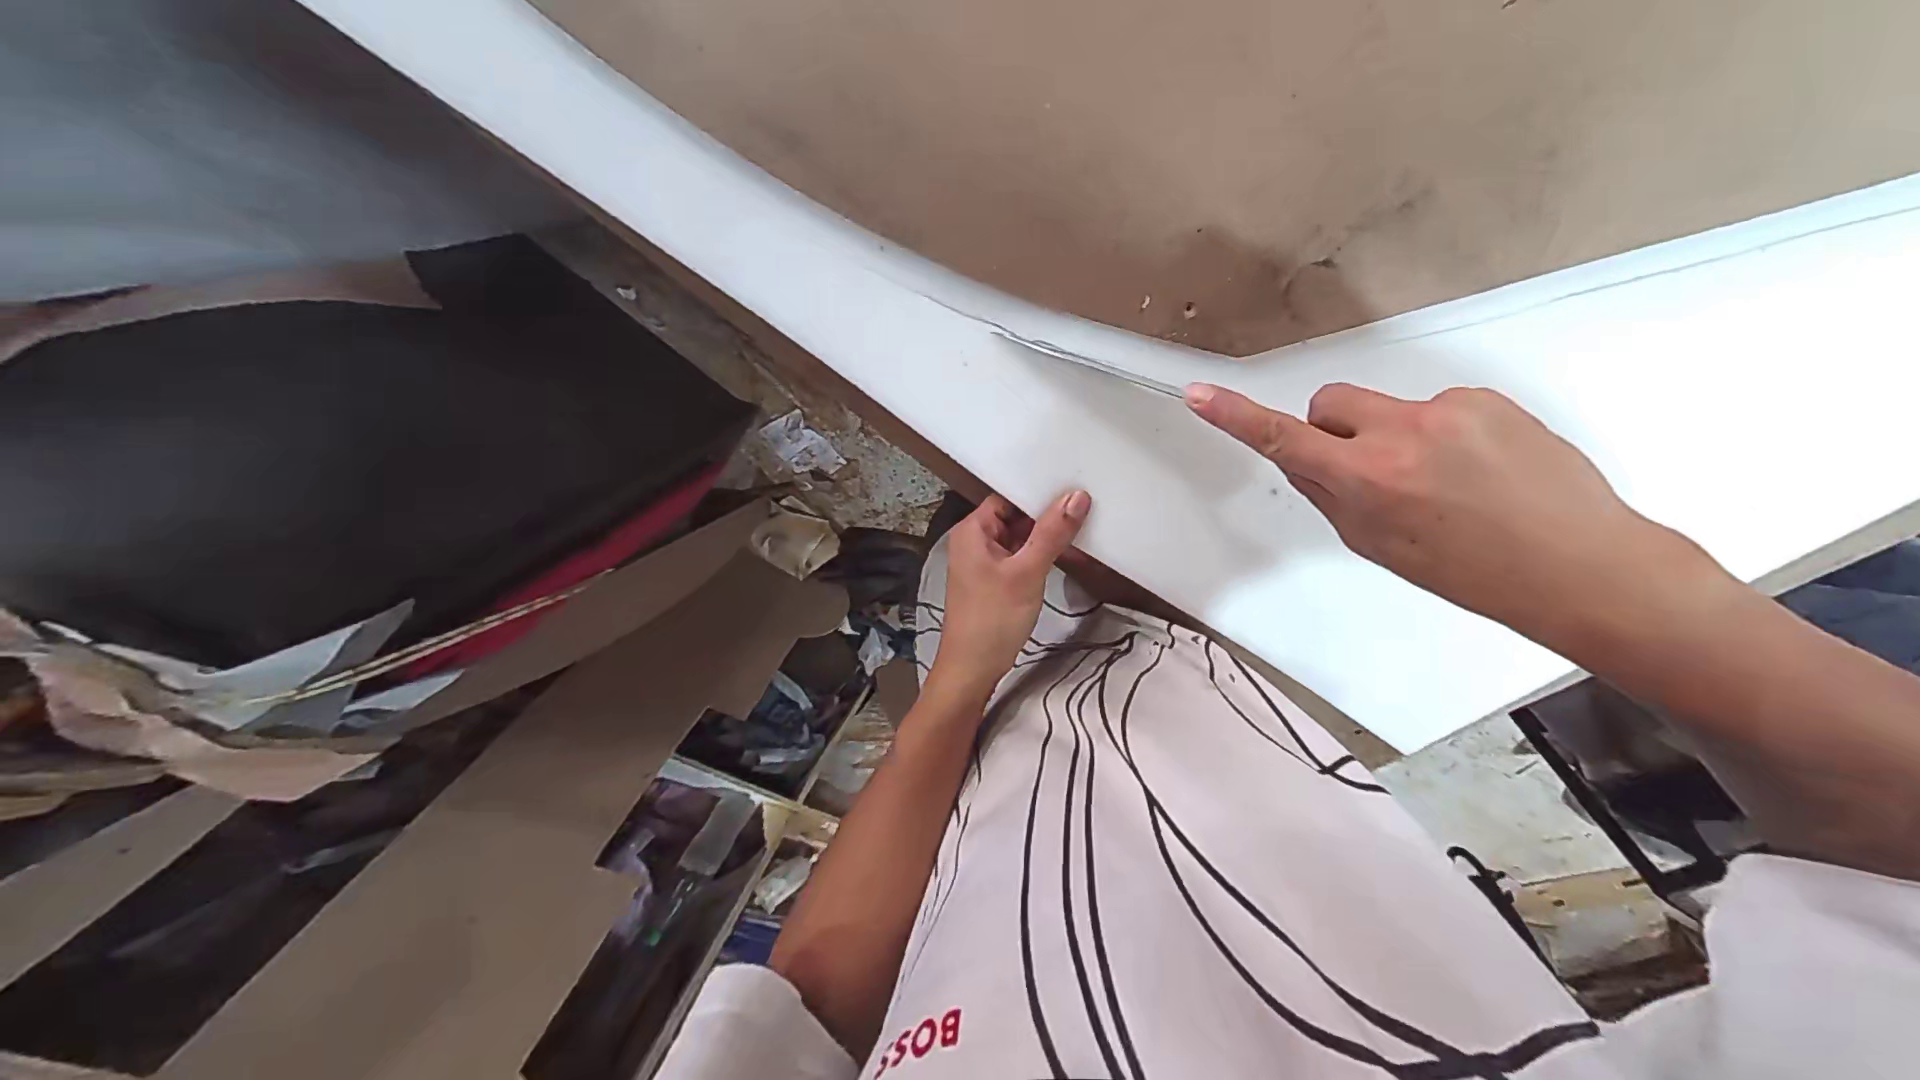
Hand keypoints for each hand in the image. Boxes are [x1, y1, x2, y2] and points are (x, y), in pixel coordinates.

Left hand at [930, 491, 1090, 700]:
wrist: (972, 670)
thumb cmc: (992, 619)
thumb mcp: (1026, 572)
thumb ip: (1052, 533)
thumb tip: (1077, 496)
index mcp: (972, 530)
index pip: (1007, 497)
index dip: (1036, 492)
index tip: (1071, 486)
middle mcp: (975, 541)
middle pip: (1015, 516)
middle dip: (1047, 516)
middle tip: (1086, 507)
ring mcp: (985, 563)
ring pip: (1020, 539)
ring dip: (1047, 538)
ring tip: (1084, 529)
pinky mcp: (995, 582)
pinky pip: (1020, 559)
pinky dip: (1041, 557)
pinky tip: (1068, 556)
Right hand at [1186, 382, 1726, 648]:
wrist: (1578, 563)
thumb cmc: (1475, 570)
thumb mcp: (1376, 544)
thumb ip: (1328, 495)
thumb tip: (1304, 461)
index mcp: (1368, 479)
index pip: (1282, 439)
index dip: (1234, 416)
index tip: (1202, 395)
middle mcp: (1403, 433)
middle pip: (1329, 404)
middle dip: (1331, 429)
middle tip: (1362, 470)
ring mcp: (1449, 409)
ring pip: (1381, 406)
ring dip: (1388, 435)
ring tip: (1436, 481)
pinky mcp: (1486, 398)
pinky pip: (1432, 406)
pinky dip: (1435, 432)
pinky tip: (1468, 470)